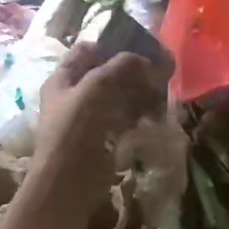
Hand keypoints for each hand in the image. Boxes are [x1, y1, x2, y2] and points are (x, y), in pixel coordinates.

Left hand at [35, 43, 165, 180]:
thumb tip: (145, 59)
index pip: (88, 50)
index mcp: (63, 79)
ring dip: (142, 91)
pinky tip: (158, 113)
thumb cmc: (75, 131)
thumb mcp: (94, 90)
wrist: (69, 184)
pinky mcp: (105, 137)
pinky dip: (142, 113)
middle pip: (108, 72)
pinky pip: (126, 117)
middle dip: (135, 69)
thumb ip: (118, 68)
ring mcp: (91, 117)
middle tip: (164, 68)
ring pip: (121, 95)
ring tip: (164, 90)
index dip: (112, 44)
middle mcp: (76, 94)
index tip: (142, 46)